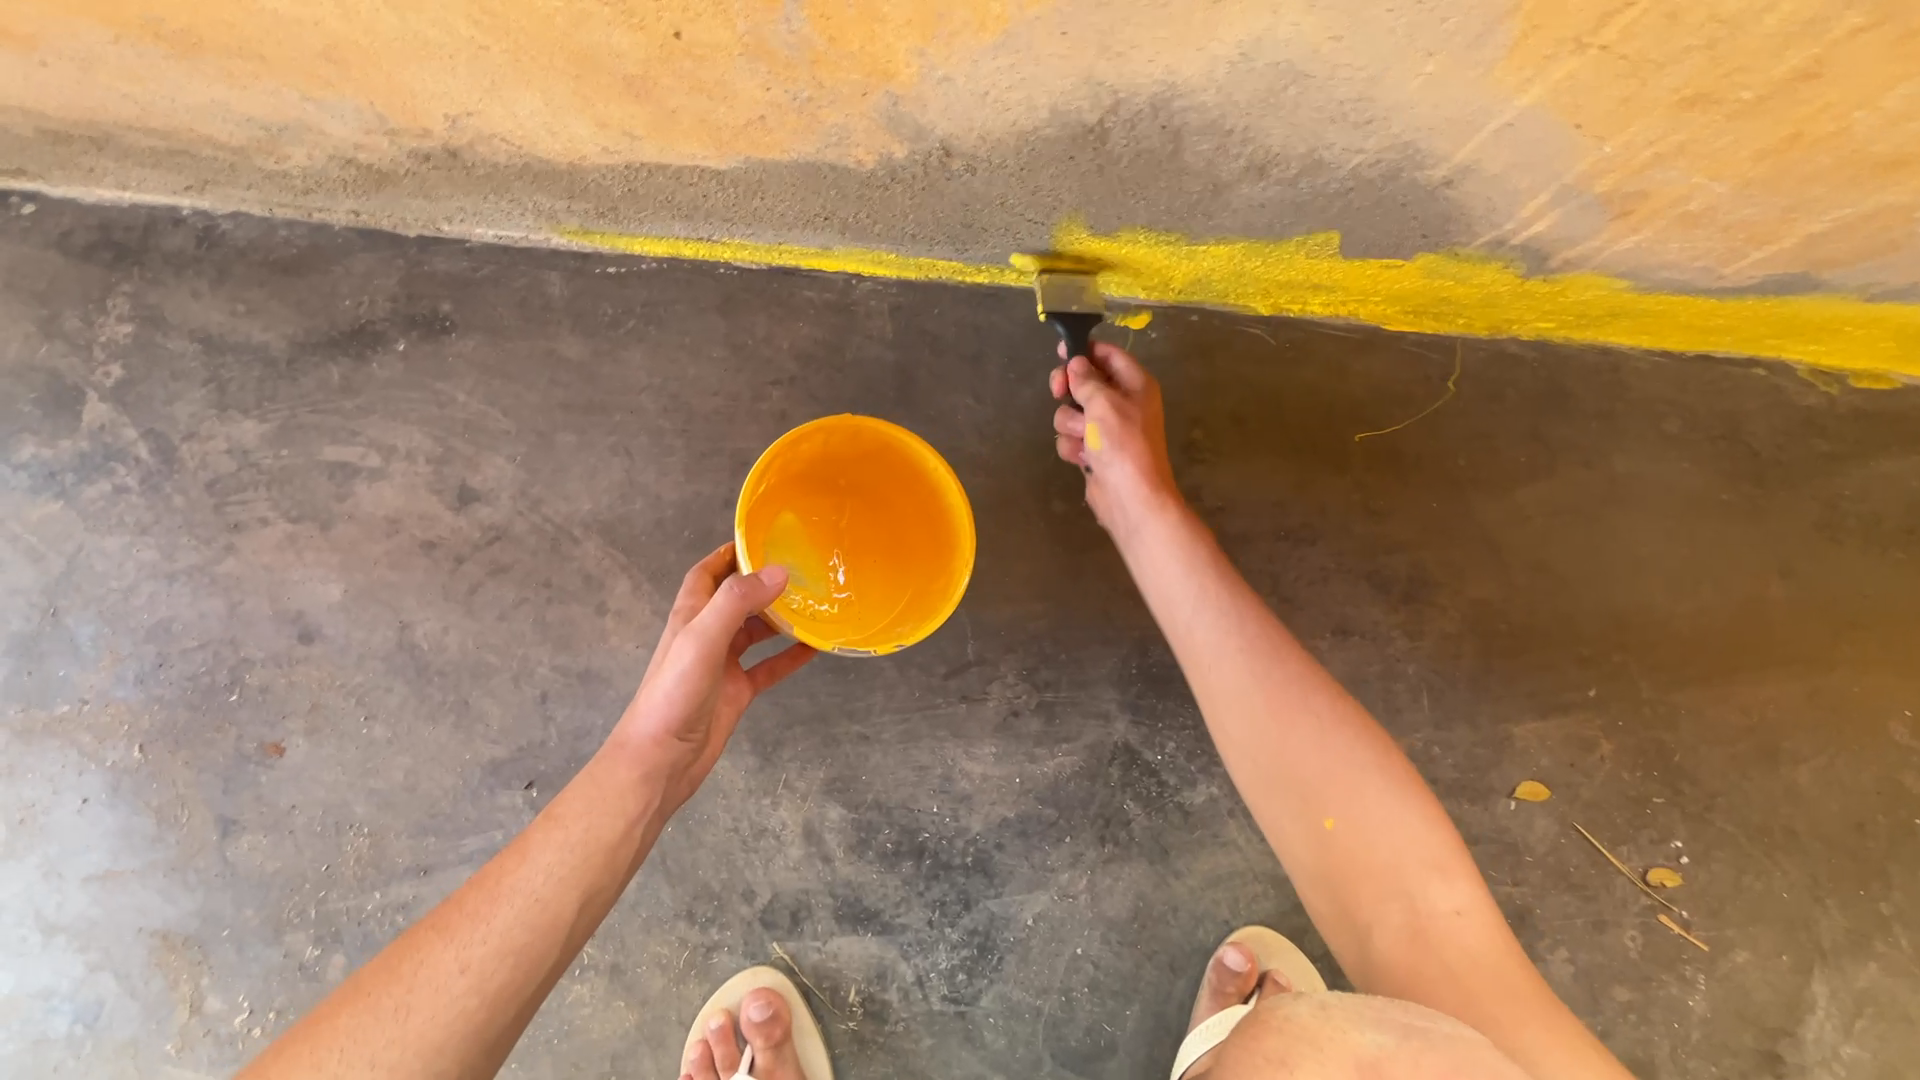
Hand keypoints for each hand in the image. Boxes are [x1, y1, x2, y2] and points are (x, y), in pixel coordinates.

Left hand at [611, 543, 814, 814]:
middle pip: (738, 599)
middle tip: (805, 569)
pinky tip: (815, 648)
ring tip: (817, 603)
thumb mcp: (703, 639)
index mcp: (691, 616)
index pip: (709, 573)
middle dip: (765, 583)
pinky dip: (790, 657)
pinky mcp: (737, 692)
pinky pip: (769, 667)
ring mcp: (723, 665)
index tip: (764, 538)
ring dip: (782, 618)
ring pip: (756, 632)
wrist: (660, 760)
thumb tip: (779, 572)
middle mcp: (707, 635)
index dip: (730, 553)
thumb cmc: (674, 694)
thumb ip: (737, 603)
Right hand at [1051, 341, 1181, 535]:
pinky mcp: (1094, 451)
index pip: (1109, 355)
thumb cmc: (1123, 443)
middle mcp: (1122, 403)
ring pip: (1072, 412)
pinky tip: (1083, 458)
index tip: (1061, 351)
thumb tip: (1076, 364)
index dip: (1085, 350)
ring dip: (1071, 424)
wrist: (1130, 496)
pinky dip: (1073, 447)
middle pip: (1085, 382)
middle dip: (1069, 390)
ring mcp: (1107, 429)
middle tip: (1059, 392)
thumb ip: (1086, 379)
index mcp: (1135, 385)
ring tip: (1084, 438)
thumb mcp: (1103, 403)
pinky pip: (1071, 438)